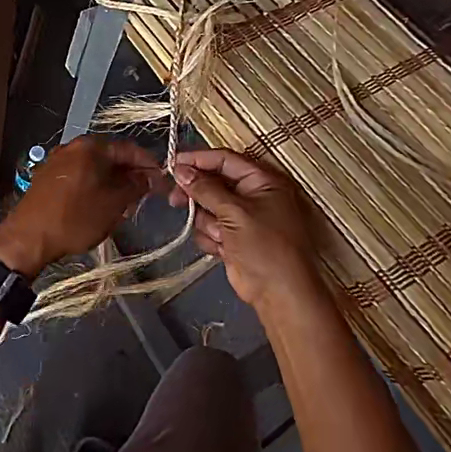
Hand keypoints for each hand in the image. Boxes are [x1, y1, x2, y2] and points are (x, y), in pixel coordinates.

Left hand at [0, 136, 165, 273]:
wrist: (27, 239)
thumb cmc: (75, 218)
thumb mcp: (114, 204)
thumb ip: (136, 186)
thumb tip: (150, 177)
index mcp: (90, 147)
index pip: (130, 149)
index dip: (149, 165)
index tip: (161, 181)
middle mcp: (72, 148)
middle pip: (111, 158)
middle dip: (130, 176)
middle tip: (143, 197)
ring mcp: (57, 163)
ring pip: (95, 169)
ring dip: (113, 185)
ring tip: (124, 207)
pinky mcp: (47, 179)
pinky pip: (80, 178)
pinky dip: (95, 189)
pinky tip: (101, 208)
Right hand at [168, 148, 322, 310]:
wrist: (278, 291)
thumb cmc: (264, 246)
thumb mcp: (235, 212)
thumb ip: (206, 189)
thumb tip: (182, 170)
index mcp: (262, 180)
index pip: (225, 160)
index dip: (198, 159)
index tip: (172, 162)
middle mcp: (252, 195)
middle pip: (214, 183)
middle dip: (196, 193)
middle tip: (175, 199)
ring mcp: (242, 218)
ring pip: (208, 208)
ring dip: (207, 222)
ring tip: (219, 236)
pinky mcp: (233, 238)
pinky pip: (210, 228)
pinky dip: (211, 237)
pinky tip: (221, 249)